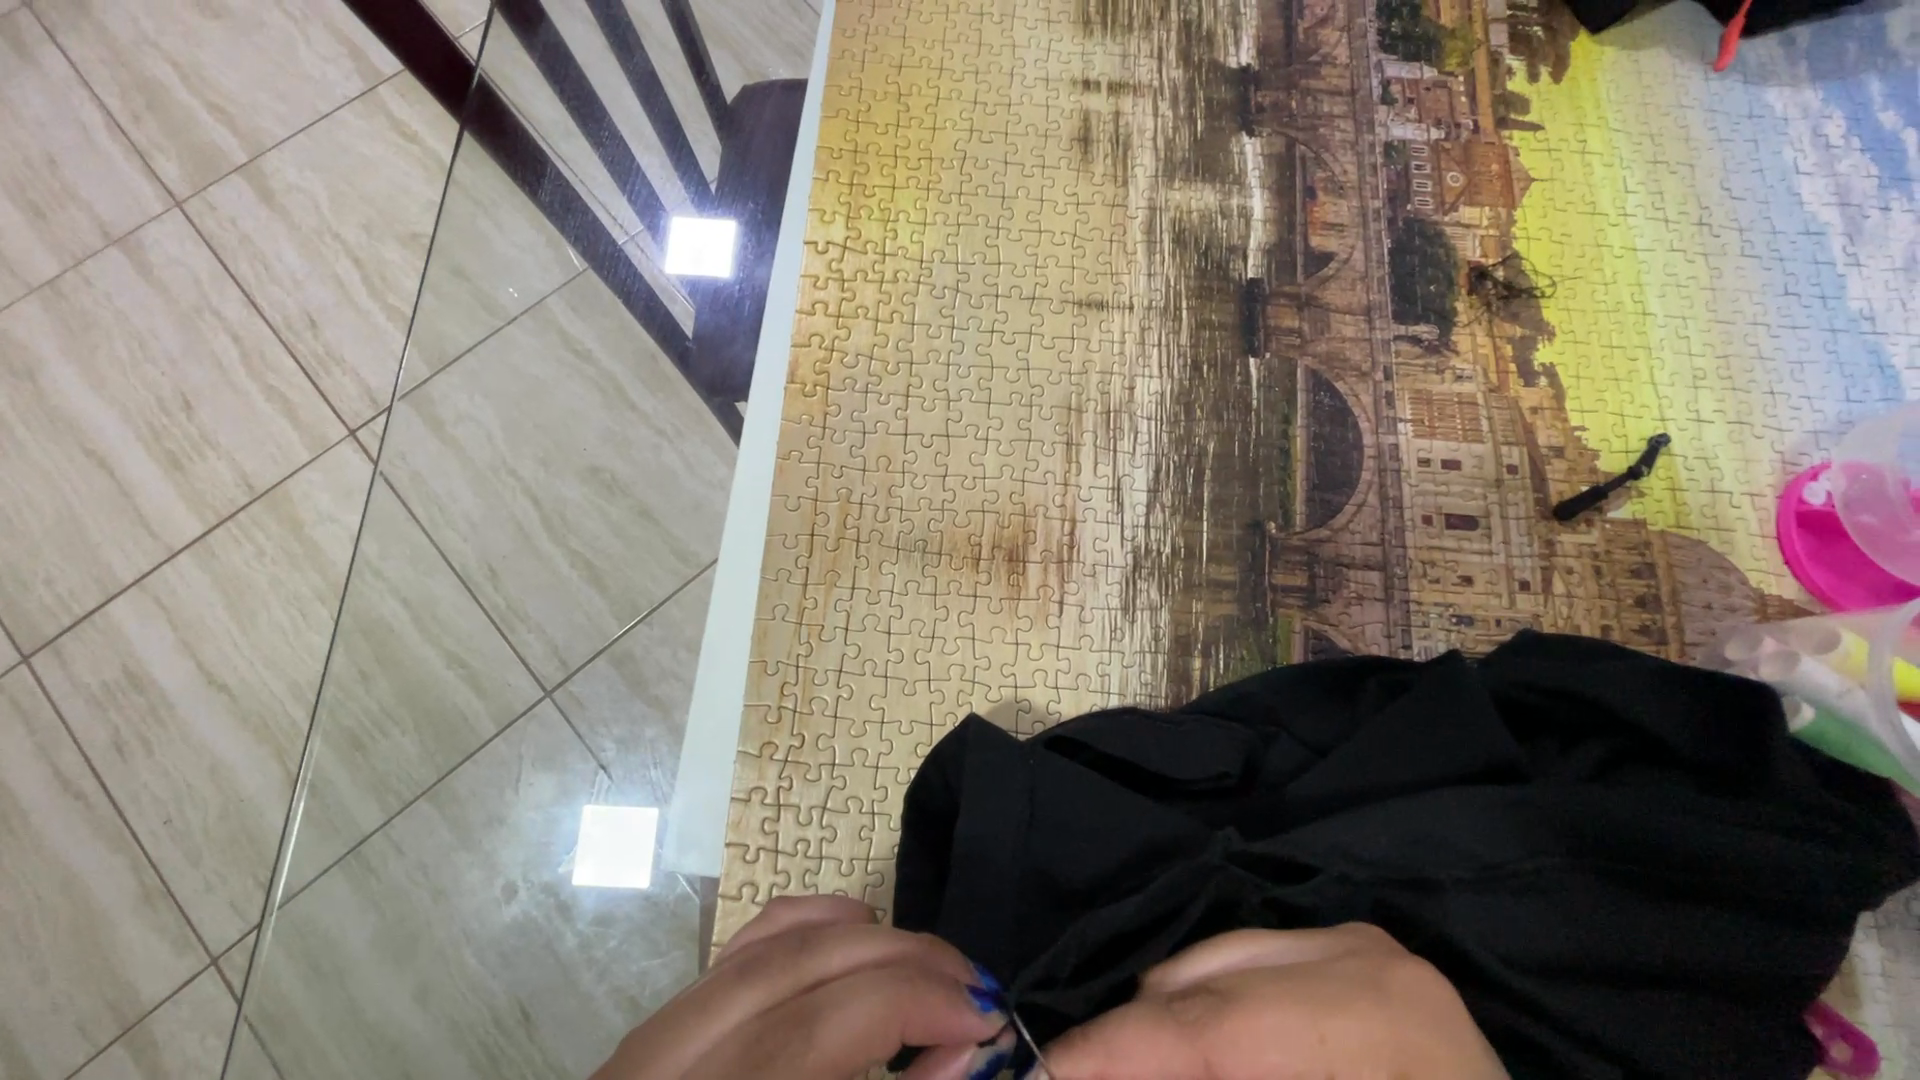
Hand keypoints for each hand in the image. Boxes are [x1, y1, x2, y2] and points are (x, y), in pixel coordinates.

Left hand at [591, 894, 1015, 1079]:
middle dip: (905, 960)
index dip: (916, 1003)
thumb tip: (963, 1044)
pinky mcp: (662, 1021)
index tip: (987, 1016)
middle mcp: (670, 1063)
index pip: (824, 1026)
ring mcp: (655, 1036)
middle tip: (973, 986)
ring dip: (867, 937)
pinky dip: (811, 922)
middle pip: (800, 968)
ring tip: (932, 964)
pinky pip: (744, 943)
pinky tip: (858, 924)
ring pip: (769, 942)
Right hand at [1040, 923, 1506, 1079]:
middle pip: (1197, 984)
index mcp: (1363, 1028)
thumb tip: (1094, 1068)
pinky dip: (1214, 1007)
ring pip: (1214, 960)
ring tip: (1152, 1064)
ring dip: (1171, 1022)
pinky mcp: (1363, 951)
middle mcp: (1362, 963)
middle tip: (1088, 1075)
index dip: (1113, 1051)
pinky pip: (1251, 961)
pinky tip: (1207, 1050)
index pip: (1203, 1026)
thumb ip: (1190, 1072)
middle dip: (1133, 1040)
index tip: (1044, 1074)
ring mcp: (1365, 947)